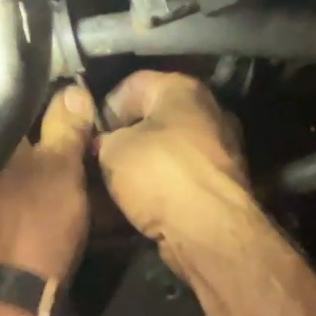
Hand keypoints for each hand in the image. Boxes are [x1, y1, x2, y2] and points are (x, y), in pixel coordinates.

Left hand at [0, 85, 94, 282]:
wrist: (16, 293)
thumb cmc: (40, 222)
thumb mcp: (63, 170)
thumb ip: (66, 128)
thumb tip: (71, 88)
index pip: (7, 109)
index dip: (33, 108)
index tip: (52, 110)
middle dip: (19, 147)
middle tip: (46, 150)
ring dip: (7, 181)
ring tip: (32, 183)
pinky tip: (14, 216)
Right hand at [96, 71, 250, 240]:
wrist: (210, 230)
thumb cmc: (159, 175)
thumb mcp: (114, 151)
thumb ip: (105, 141)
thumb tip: (106, 145)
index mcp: (183, 90)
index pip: (133, 84)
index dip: (105, 107)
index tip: (90, 133)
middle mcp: (209, 114)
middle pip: (157, 120)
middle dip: (129, 139)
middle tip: (104, 160)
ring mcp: (222, 152)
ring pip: (173, 152)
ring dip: (148, 166)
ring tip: (122, 186)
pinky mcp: (225, 188)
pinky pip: (186, 180)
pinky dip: (167, 188)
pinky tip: (147, 204)